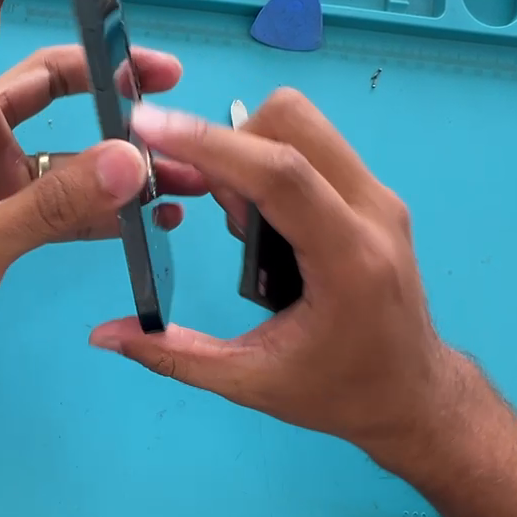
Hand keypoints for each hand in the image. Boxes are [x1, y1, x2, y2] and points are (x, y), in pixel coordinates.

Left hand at [0, 0, 203, 362]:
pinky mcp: (10, 210)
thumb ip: (52, 206)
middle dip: (108, 70)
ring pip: (70, 137)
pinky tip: (152, 213)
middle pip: (50, 74)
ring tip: (181, 161)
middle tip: (167, 78)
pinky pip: (70, 194)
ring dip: (121, 145)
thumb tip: (133, 163)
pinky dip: (108, 201)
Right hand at [89, 91, 480, 472]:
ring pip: (303, 126)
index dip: (208, 143)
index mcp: (348, 259)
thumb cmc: (337, 392)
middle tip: (212, 205)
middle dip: (229, 145)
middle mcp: (372, 210)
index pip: (280, 174)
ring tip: (242, 228)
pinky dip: (270, 166)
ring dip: (249, 156)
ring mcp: (379, 196)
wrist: (414, 394)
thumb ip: (173, 355)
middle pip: (292, 122)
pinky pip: (312, 147)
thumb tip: (103, 336)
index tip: (147, 126)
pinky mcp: (373, 195)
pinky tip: (264, 227)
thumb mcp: (248, 382)